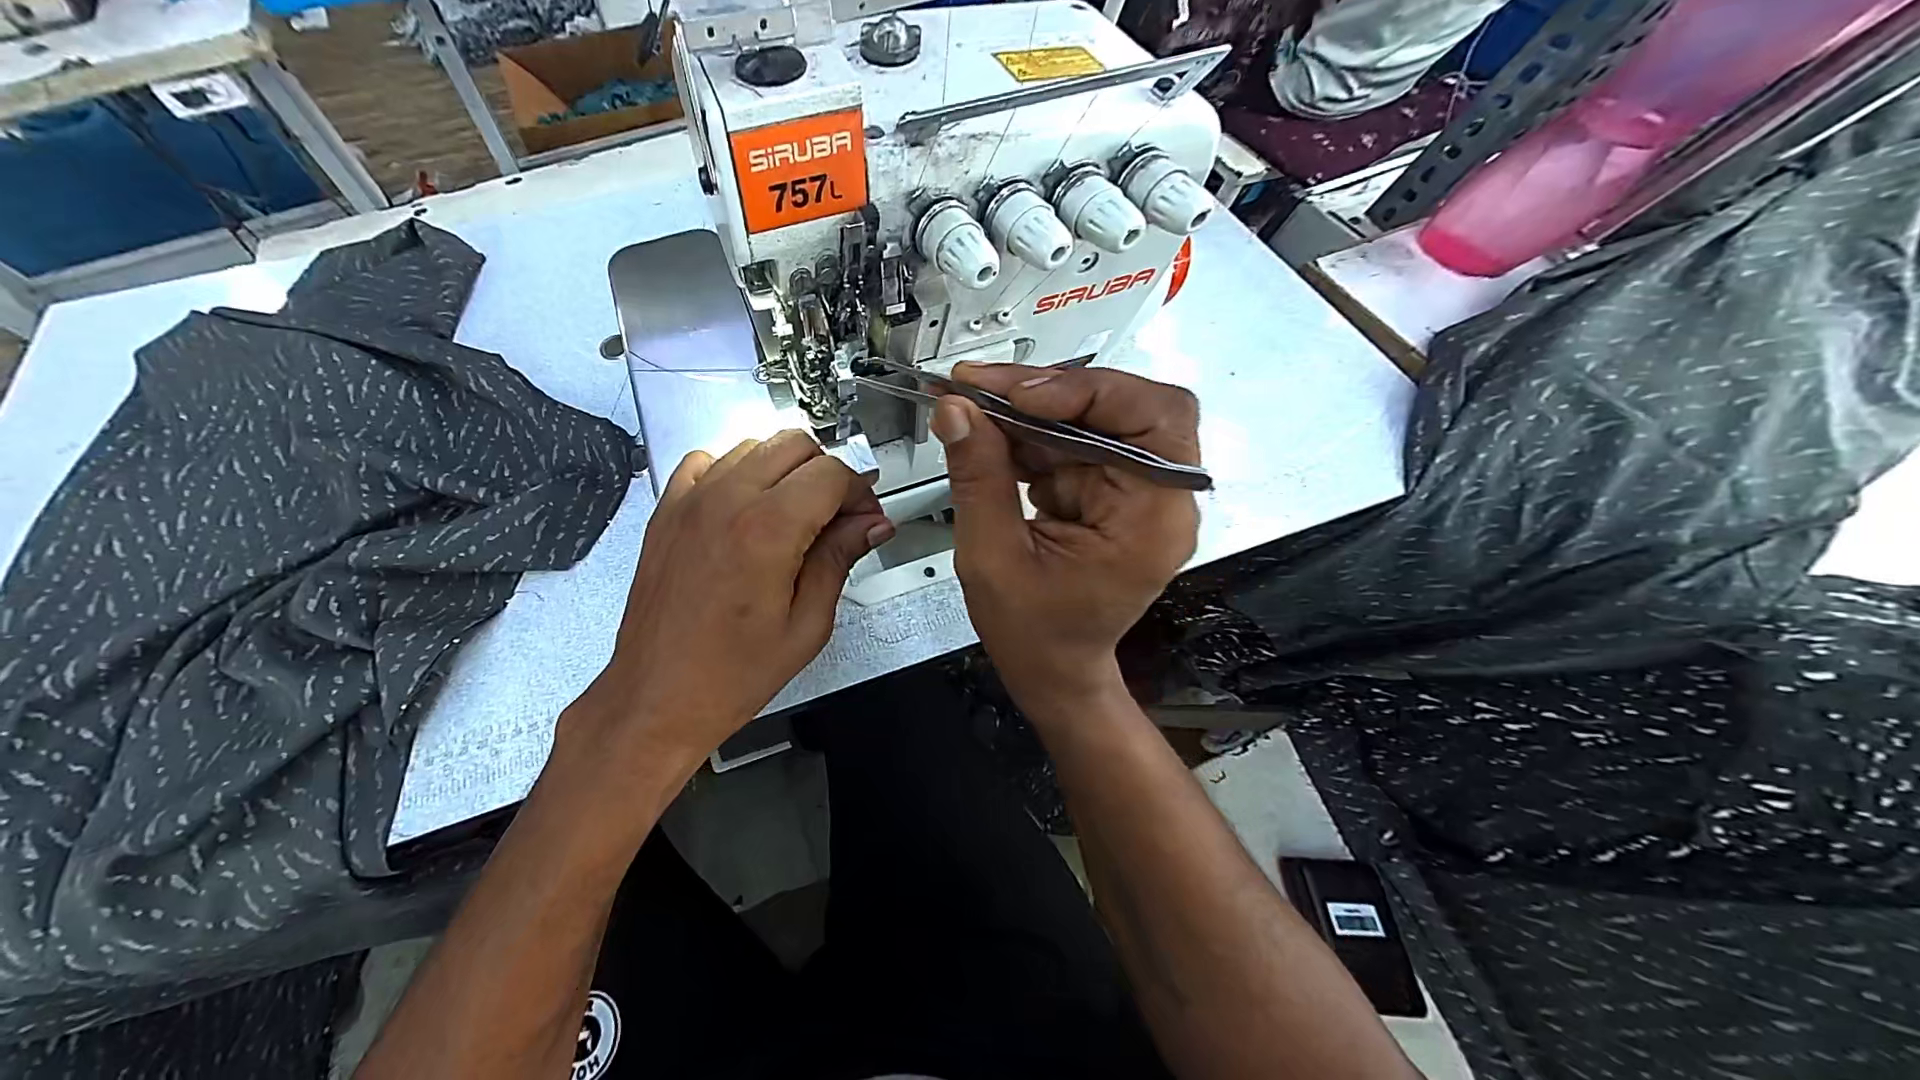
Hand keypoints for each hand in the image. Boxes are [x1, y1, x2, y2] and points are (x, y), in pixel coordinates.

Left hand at [553, 431, 893, 786]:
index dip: (860, 491)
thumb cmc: (724, 676)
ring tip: (799, 514)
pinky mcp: (667, 512)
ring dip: (786, 469)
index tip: (866, 516)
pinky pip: (708, 461)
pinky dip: (737, 471)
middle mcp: (724, 504)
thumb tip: (869, 526)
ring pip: (754, 445)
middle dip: (829, 472)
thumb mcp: (807, 624)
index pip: (832, 473)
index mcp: (766, 531)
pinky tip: (750, 507)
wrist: (659, 696)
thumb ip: (840, 560)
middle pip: (795, 444)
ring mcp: (690, 503)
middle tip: (840, 514)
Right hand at [933, 363, 1199, 716]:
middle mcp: (1159, 499)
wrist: (1054, 668)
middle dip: (1053, 394)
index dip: (1087, 393)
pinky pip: (1076, 437)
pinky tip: (992, 439)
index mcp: (1153, 522)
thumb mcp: (993, 558)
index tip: (1016, 394)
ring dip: (1032, 411)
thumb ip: (978, 478)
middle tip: (986, 390)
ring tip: (974, 414)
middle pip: (1127, 406)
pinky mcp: (1111, 487)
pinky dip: (1031, 432)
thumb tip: (959, 410)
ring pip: (1094, 416)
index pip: (1152, 419)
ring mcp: (1136, 491)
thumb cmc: (1038, 636)